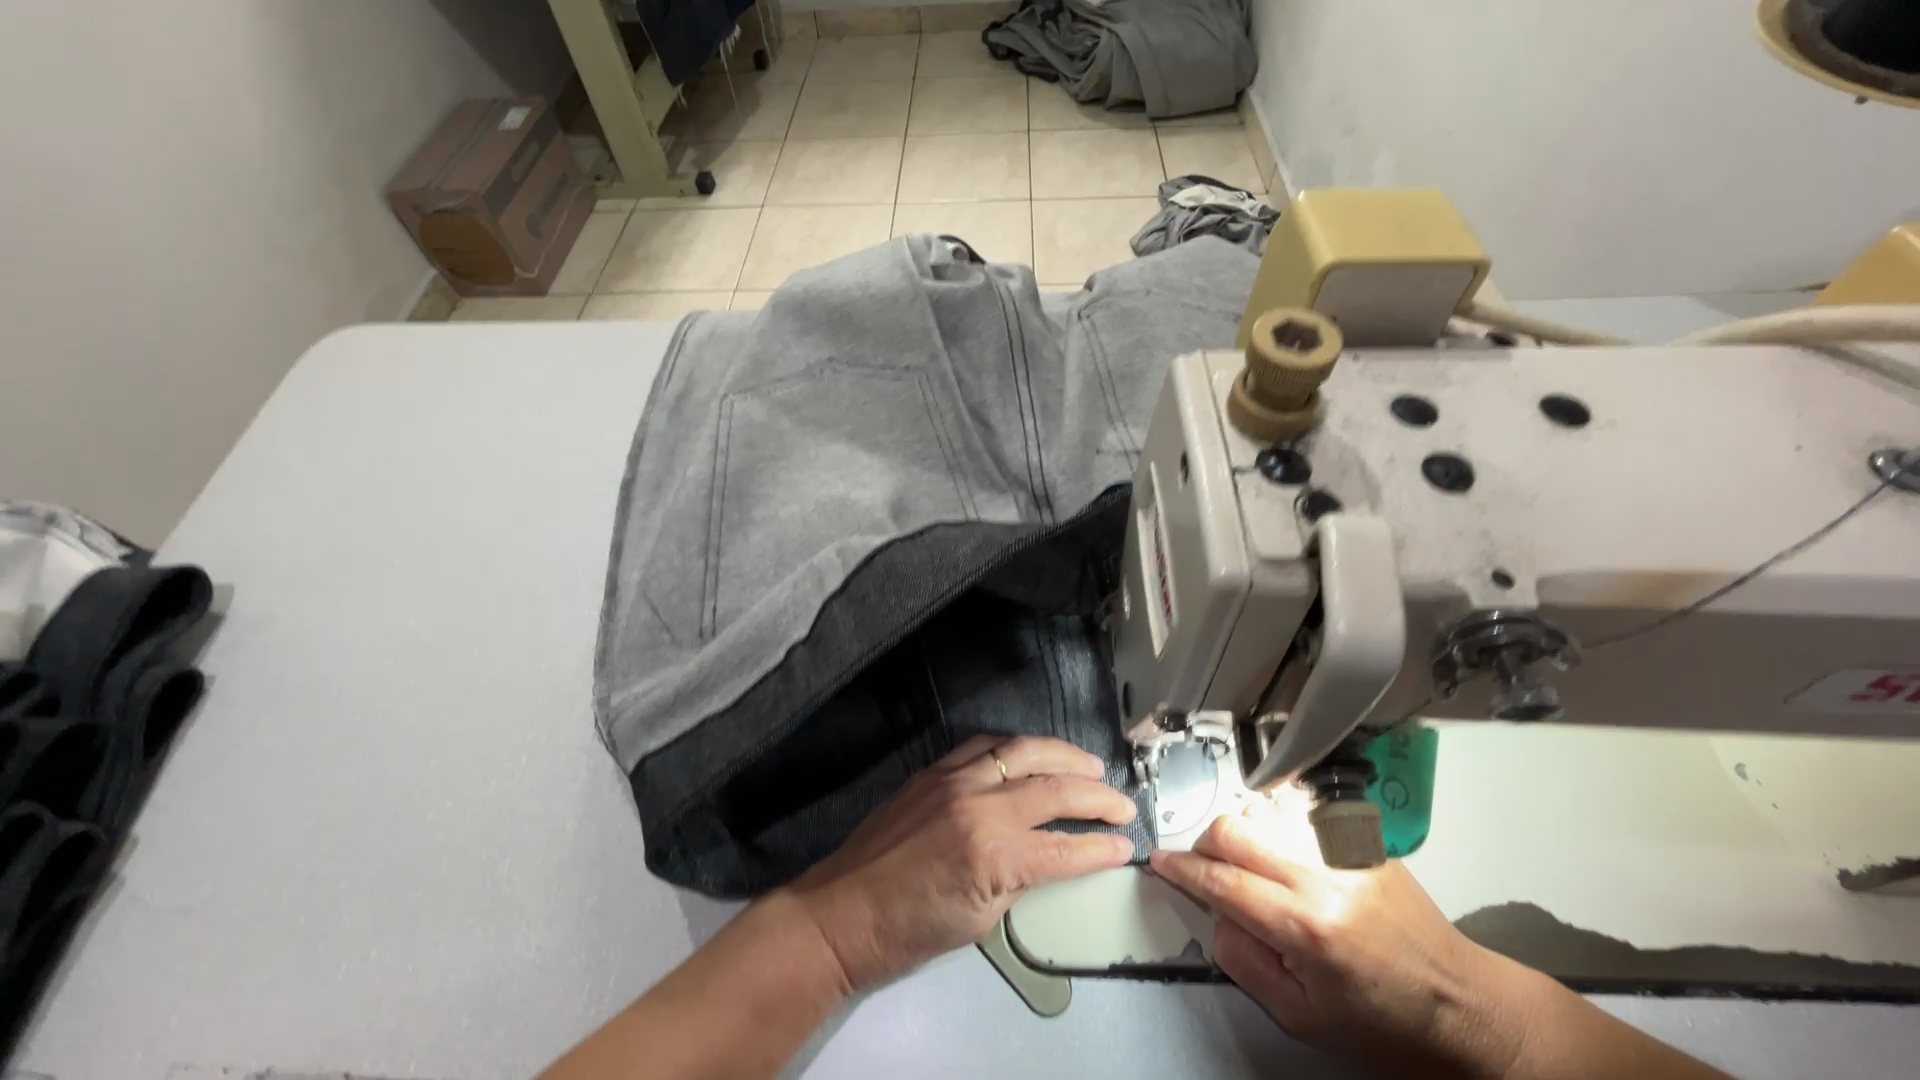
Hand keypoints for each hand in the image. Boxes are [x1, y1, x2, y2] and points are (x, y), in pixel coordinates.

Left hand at [784, 734, 1136, 991]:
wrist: (843, 913)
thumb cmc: (908, 931)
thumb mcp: (980, 919)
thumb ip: (1020, 879)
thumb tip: (1048, 856)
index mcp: (992, 853)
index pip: (1064, 846)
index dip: (1100, 848)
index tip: (1125, 846)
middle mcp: (976, 805)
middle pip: (1053, 788)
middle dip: (1096, 795)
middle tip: (1122, 804)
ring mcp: (952, 781)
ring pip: (1021, 751)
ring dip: (1062, 755)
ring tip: (1091, 766)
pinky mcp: (931, 772)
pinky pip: (982, 746)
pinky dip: (1014, 747)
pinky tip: (1031, 753)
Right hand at [1152, 814, 1520, 1076]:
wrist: (1462, 1003)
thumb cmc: (1379, 1022)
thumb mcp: (1298, 1017)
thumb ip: (1242, 959)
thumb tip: (1214, 910)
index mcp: (1307, 928)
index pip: (1222, 881)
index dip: (1181, 868)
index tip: (1159, 861)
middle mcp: (1325, 877)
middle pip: (1236, 828)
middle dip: (1205, 843)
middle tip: (1204, 868)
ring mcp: (1348, 851)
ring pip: (1264, 812)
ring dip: (1241, 833)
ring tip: (1247, 866)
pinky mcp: (1364, 842)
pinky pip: (1300, 816)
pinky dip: (1276, 829)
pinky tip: (1284, 859)